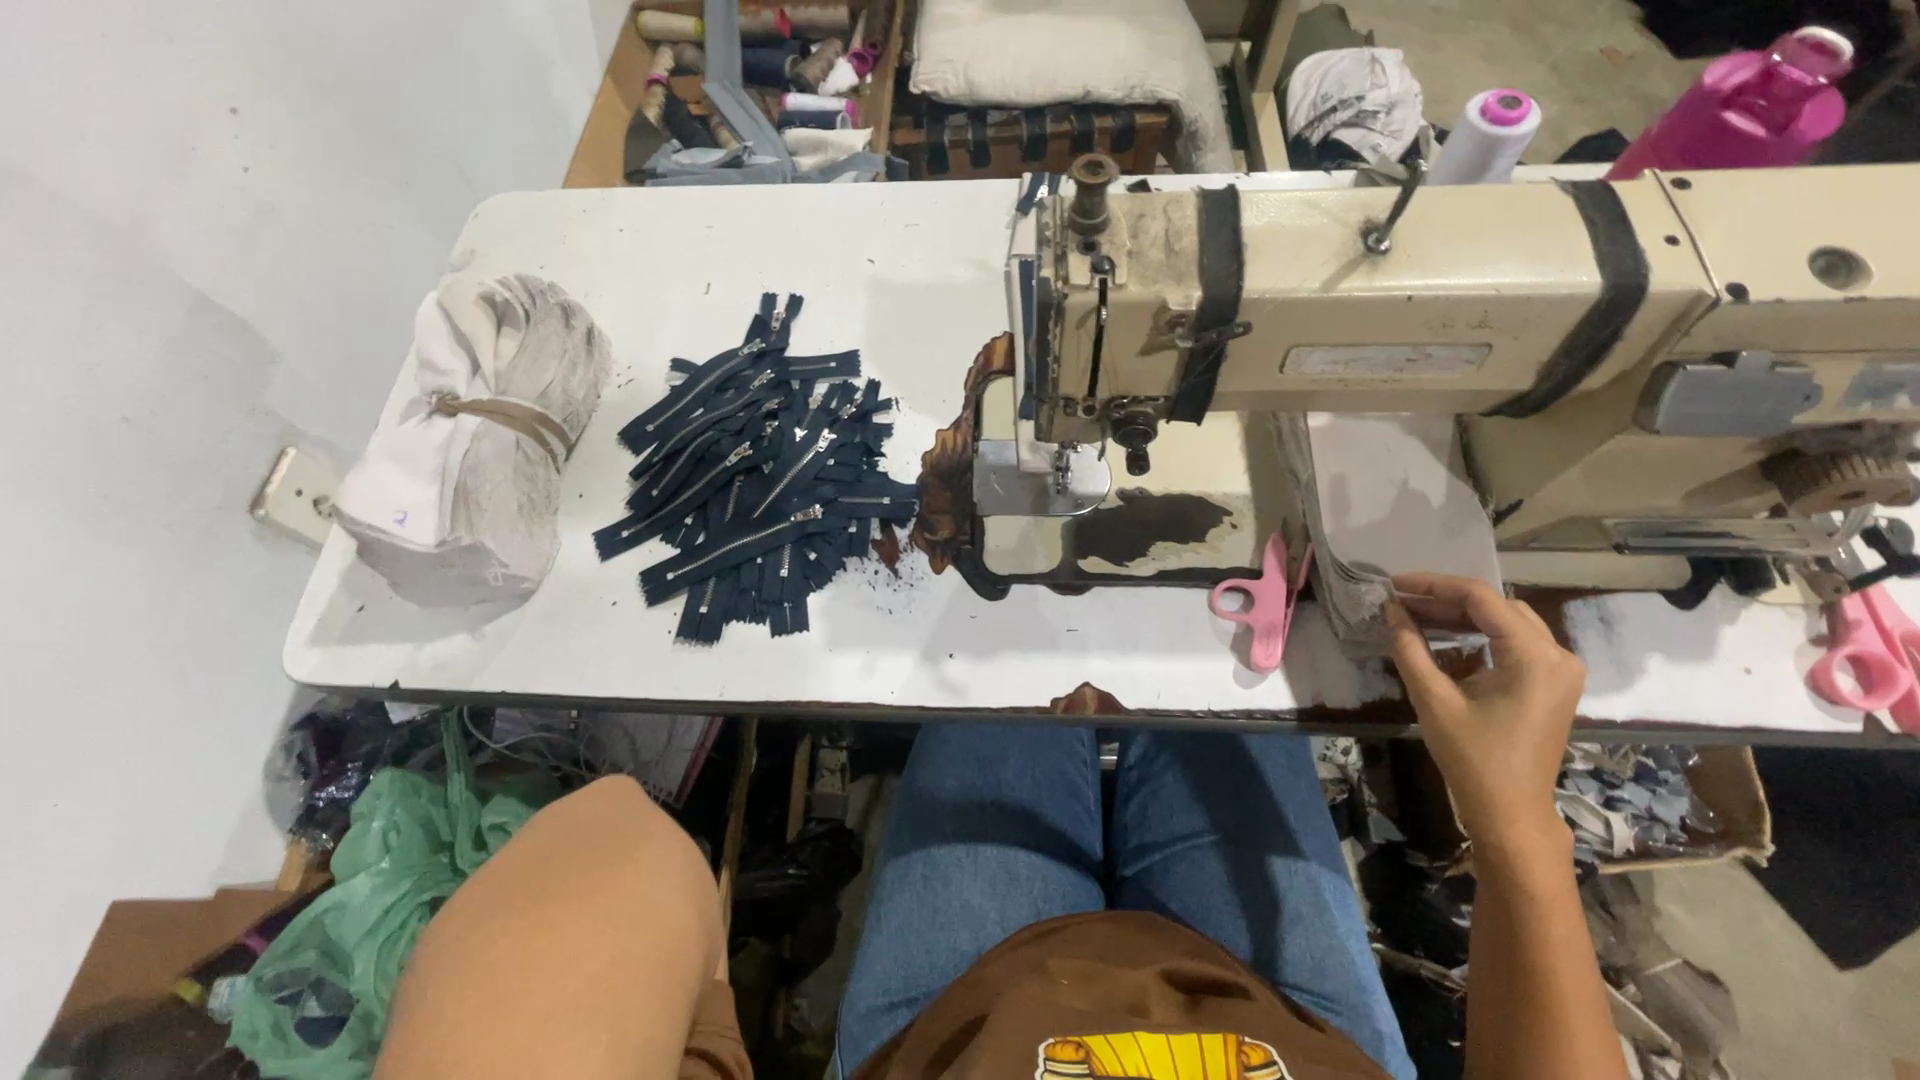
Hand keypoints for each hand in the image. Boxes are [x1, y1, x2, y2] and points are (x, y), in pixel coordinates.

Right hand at [1386, 573, 1583, 856]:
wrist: (1510, 809)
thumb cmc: (1471, 757)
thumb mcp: (1432, 699)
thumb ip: (1410, 648)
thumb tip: (1392, 610)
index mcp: (1534, 656)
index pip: (1481, 598)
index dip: (1434, 585)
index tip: (1394, 584)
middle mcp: (1558, 654)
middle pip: (1497, 606)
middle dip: (1446, 599)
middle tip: (1400, 601)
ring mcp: (1561, 669)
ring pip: (1507, 622)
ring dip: (1462, 616)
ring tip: (1415, 615)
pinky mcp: (1554, 683)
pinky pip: (1515, 643)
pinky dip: (1479, 635)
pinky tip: (1444, 637)